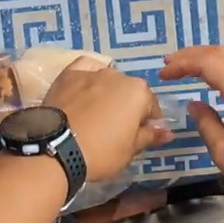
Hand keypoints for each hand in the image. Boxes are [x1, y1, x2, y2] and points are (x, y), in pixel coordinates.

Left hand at [41, 59, 170, 177]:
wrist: (56, 149)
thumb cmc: (101, 152)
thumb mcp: (130, 150)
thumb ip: (150, 136)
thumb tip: (167, 131)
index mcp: (139, 92)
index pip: (151, 106)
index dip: (147, 122)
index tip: (139, 134)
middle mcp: (118, 75)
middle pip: (129, 91)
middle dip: (127, 106)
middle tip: (116, 127)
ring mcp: (91, 72)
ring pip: (108, 80)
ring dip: (108, 92)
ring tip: (97, 111)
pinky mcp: (68, 75)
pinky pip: (85, 69)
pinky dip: (89, 76)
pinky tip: (85, 88)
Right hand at [159, 46, 223, 212]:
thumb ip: (206, 123)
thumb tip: (194, 105)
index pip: (209, 63)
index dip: (183, 64)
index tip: (163, 74)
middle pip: (222, 54)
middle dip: (193, 55)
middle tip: (169, 65)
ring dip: (208, 58)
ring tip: (185, 67)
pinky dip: (222, 67)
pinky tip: (212, 78)